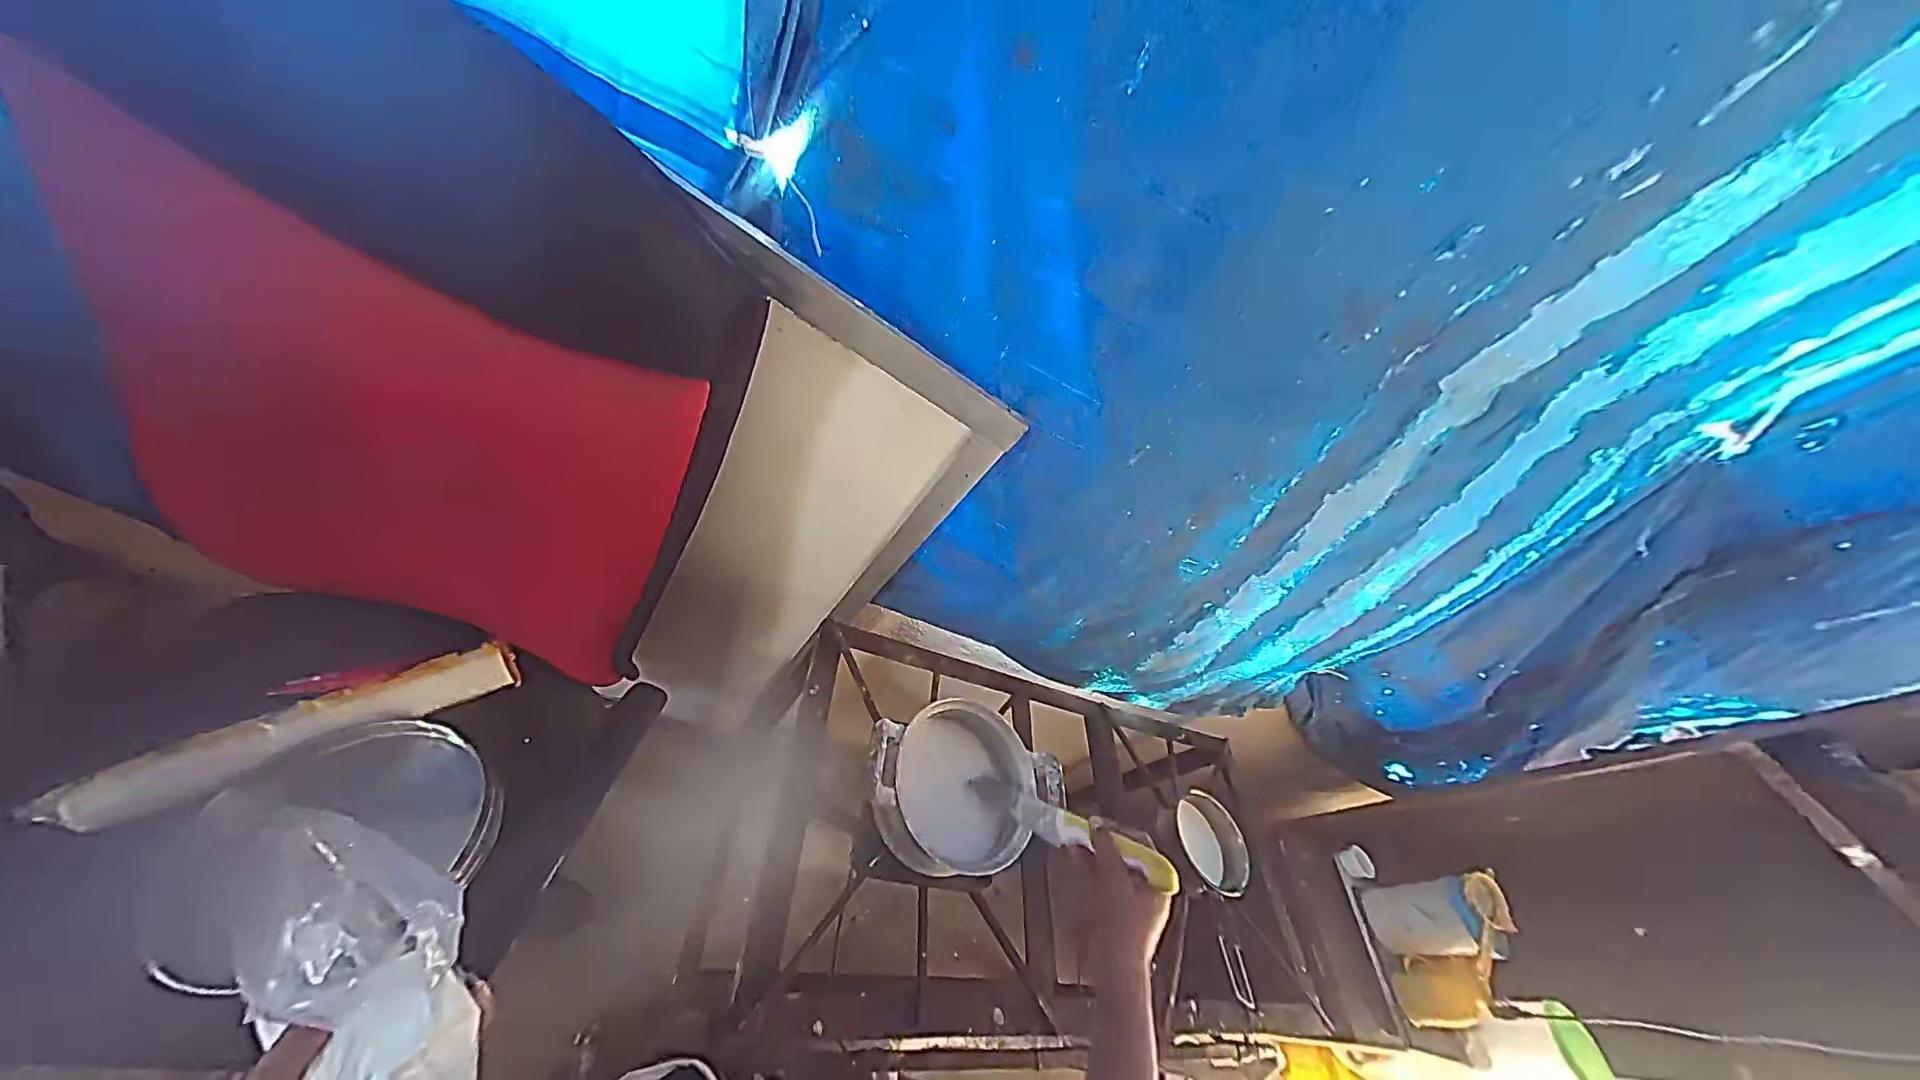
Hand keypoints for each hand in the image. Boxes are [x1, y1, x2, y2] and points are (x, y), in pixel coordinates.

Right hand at [1078, 821, 1172, 991]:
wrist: (1114, 970)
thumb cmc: (1124, 928)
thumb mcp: (1115, 879)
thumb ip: (1107, 849)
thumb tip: (1099, 829)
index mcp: (1160, 883)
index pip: (1142, 845)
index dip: (1118, 832)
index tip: (1098, 825)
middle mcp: (1150, 893)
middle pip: (1124, 857)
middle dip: (1100, 844)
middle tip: (1083, 833)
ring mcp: (1132, 906)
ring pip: (1110, 870)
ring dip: (1091, 855)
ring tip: (1074, 842)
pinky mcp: (1115, 916)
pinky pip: (1102, 886)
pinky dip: (1088, 872)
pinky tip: (1074, 861)